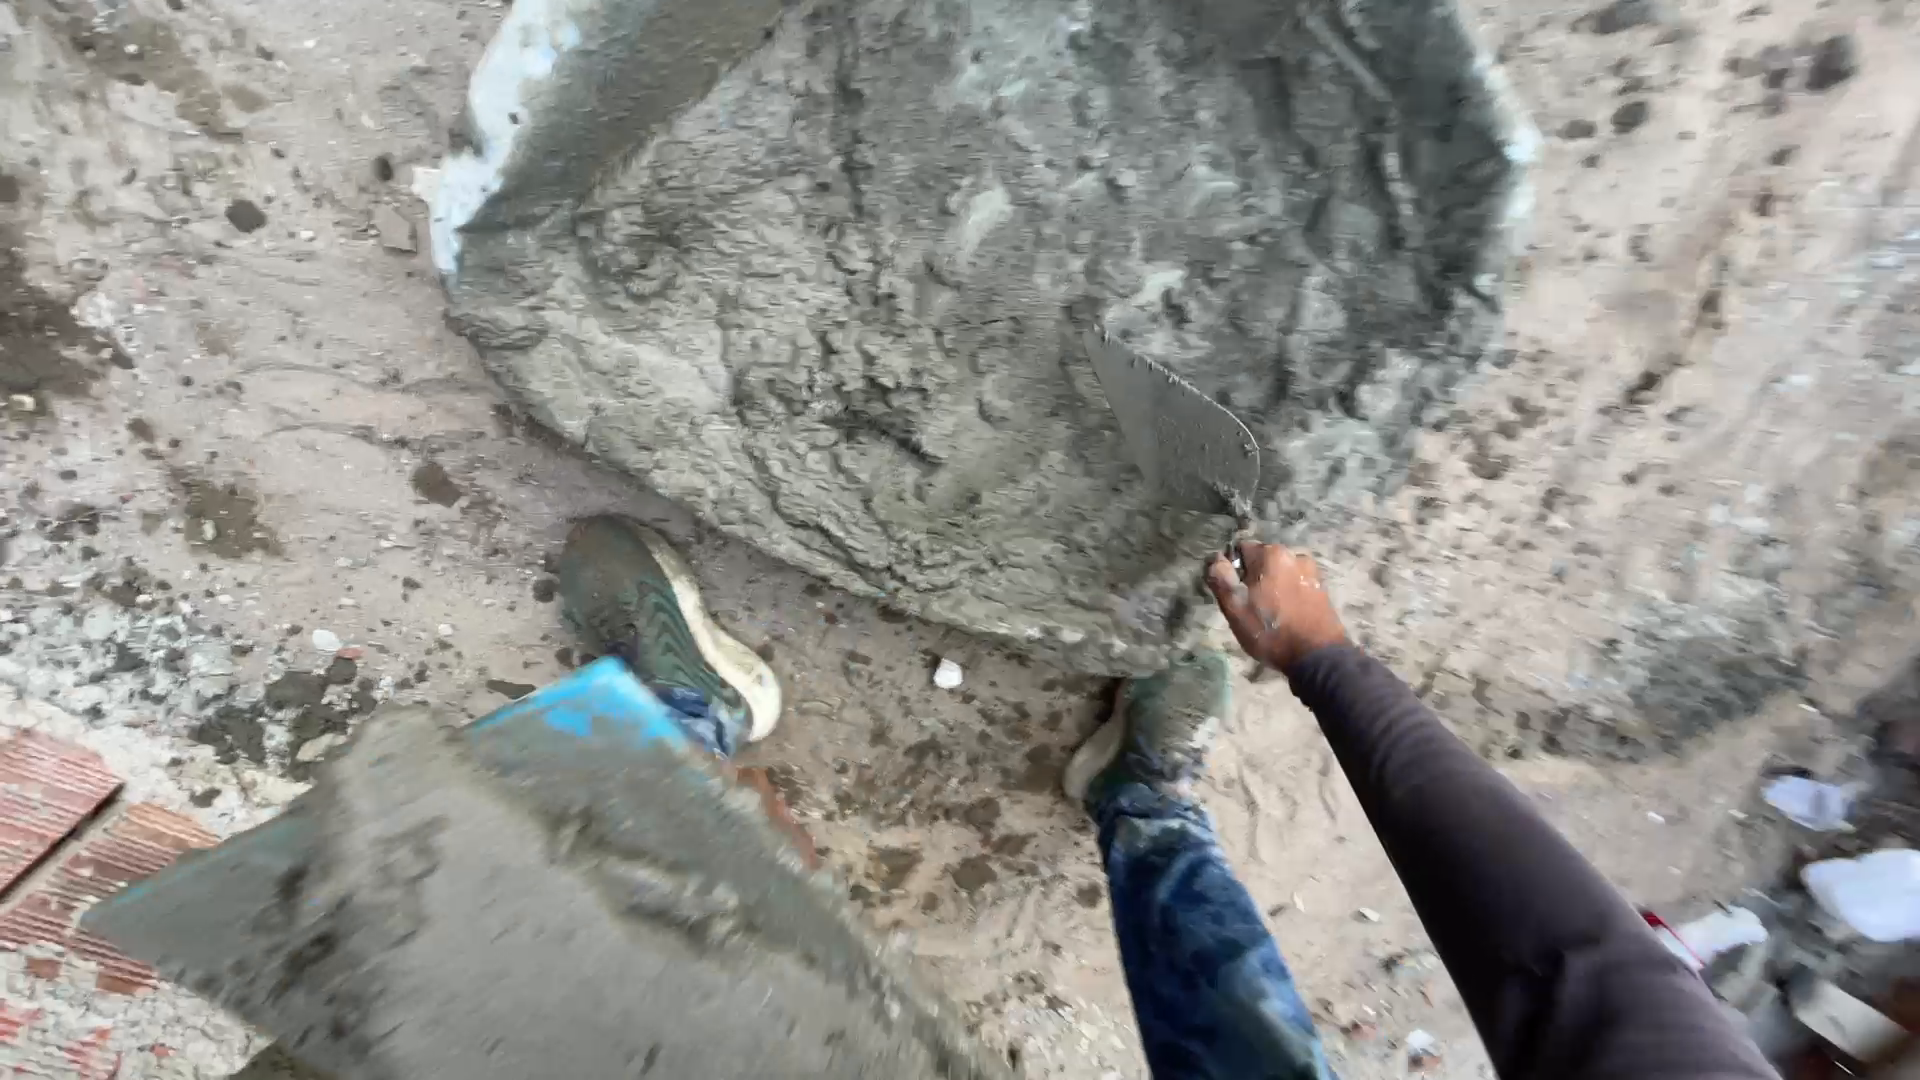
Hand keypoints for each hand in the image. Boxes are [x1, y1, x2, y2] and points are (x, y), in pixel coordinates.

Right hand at [1205, 543, 1349, 672]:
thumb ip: (1220, 577)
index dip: (1232, 571)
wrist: (1317, 657)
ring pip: (1278, 574)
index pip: (1239, 550)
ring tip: (1270, 614)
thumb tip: (1215, 558)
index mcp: (1271, 553)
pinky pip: (1294, 584)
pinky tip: (1286, 616)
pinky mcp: (1322, 588)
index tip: (1234, 595)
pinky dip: (1286, 595)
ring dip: (1270, 587)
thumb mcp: (1234, 607)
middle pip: (1260, 562)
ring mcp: (1311, 571)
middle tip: (1250, 608)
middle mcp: (1294, 555)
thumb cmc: (1270, 630)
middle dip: (1252, 579)